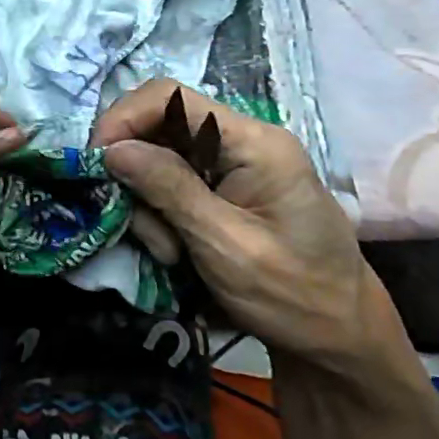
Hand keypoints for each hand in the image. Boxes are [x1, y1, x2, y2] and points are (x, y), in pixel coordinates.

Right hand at [91, 79, 384, 372]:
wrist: (341, 341)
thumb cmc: (294, 296)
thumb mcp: (226, 246)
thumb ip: (170, 190)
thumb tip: (112, 150)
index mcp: (254, 143)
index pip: (169, 97)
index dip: (123, 119)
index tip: (97, 162)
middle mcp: (240, 141)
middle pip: (156, 126)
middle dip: (134, 170)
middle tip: (137, 221)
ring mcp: (229, 164)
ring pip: (154, 157)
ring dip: (145, 201)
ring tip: (170, 251)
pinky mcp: (219, 186)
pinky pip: (166, 180)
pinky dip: (156, 211)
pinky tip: (174, 247)